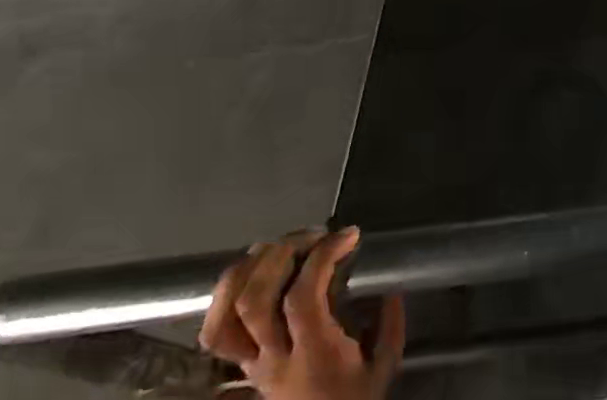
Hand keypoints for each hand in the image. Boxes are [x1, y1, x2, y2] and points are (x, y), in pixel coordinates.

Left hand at [200, 227, 405, 399]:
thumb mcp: (383, 370)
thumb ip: (390, 327)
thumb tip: (391, 289)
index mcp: (314, 358)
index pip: (301, 299)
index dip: (321, 258)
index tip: (348, 236)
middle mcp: (274, 360)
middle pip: (255, 301)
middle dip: (281, 255)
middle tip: (313, 236)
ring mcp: (251, 364)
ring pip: (227, 314)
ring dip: (250, 268)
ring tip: (282, 245)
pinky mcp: (241, 364)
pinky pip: (216, 330)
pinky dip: (227, 292)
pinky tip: (254, 269)